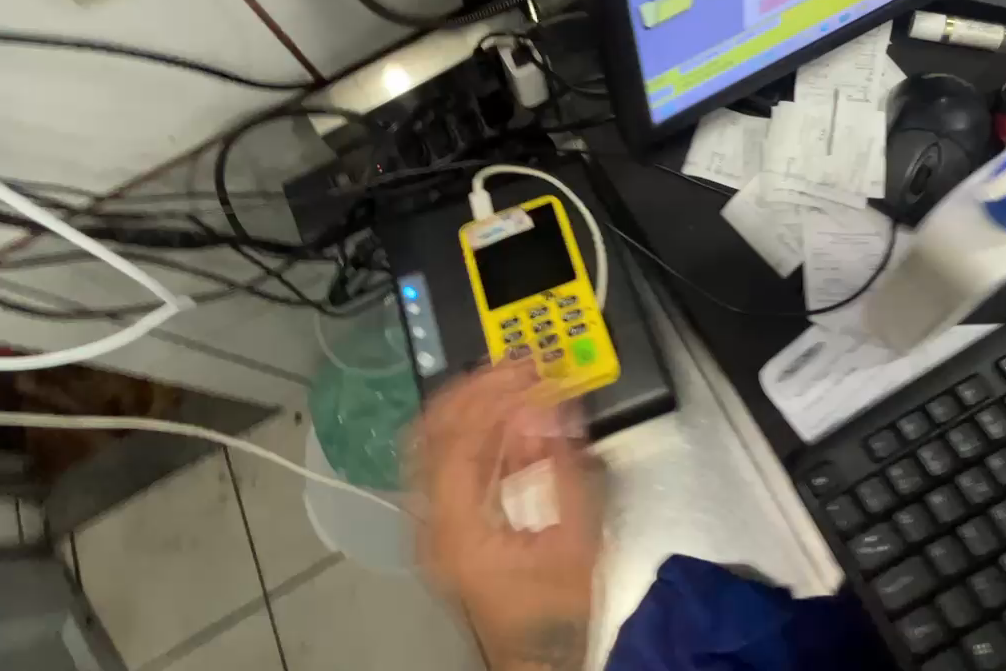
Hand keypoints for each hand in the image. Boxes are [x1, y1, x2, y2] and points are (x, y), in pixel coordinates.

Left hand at [413, 362, 601, 670]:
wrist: (538, 659)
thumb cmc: (556, 610)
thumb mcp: (574, 538)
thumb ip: (560, 468)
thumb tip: (549, 406)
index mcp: (456, 529)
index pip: (457, 439)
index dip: (491, 396)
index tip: (525, 369)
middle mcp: (431, 521)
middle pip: (431, 430)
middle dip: (472, 388)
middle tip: (512, 364)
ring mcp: (432, 520)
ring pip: (433, 438)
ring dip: (470, 402)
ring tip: (510, 378)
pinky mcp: (444, 519)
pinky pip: (447, 456)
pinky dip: (474, 426)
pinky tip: (508, 415)